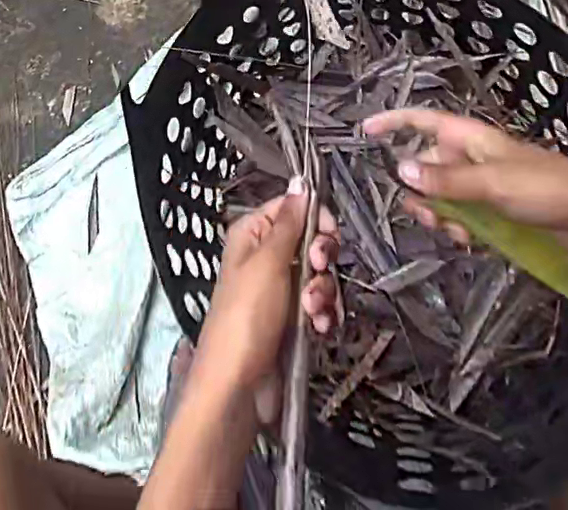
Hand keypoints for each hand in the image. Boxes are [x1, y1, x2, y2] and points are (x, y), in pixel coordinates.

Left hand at [189, 183, 339, 398]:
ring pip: (320, 274)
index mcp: (252, 234)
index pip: (292, 207)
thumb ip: (289, 221)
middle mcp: (266, 256)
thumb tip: (300, 181)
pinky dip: (323, 313)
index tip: (328, 234)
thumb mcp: (267, 262)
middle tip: (317, 270)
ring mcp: (281, 288)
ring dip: (323, 292)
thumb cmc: (246, 316)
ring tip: (311, 311)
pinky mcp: (293, 317)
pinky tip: (317, 327)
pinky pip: (320, 303)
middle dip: (322, 259)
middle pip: (311, 240)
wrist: (239, 386)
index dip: (315, 218)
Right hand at [362, 108, 567, 259]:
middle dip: (420, 191)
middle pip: (426, 166)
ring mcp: (482, 183)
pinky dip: (459, 226)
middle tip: (426, 214)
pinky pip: (461, 213)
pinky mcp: (494, 207)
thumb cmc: (548, 189)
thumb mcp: (493, 183)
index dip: (393, 122)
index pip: (421, 121)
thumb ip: (446, 180)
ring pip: (441, 194)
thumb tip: (401, 170)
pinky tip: (471, 240)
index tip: (365, 130)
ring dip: (440, 213)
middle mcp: (471, 156)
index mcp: (469, 137)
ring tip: (455, 231)